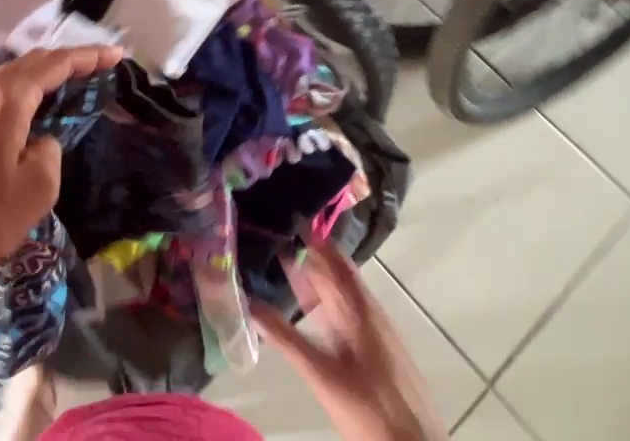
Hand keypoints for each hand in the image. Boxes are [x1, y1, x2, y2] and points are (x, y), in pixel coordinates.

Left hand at [0, 45, 123, 295]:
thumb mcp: (34, 191)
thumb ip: (50, 155)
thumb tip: (40, 142)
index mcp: (4, 100)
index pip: (54, 65)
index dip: (87, 57)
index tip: (116, 55)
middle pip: (30, 64)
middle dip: (66, 61)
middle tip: (100, 66)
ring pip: (10, 80)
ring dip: (42, 78)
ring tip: (72, 85)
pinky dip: (22, 95)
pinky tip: (33, 112)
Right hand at [253, 239, 446, 440]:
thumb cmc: (370, 409)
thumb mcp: (321, 375)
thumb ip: (285, 339)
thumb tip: (249, 304)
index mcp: (362, 312)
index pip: (338, 264)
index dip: (317, 241)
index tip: (293, 220)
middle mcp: (372, 317)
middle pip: (342, 279)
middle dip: (314, 259)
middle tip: (284, 241)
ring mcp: (379, 337)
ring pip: (346, 299)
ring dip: (321, 283)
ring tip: (292, 270)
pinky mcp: (380, 356)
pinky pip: (350, 317)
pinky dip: (329, 306)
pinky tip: (316, 315)